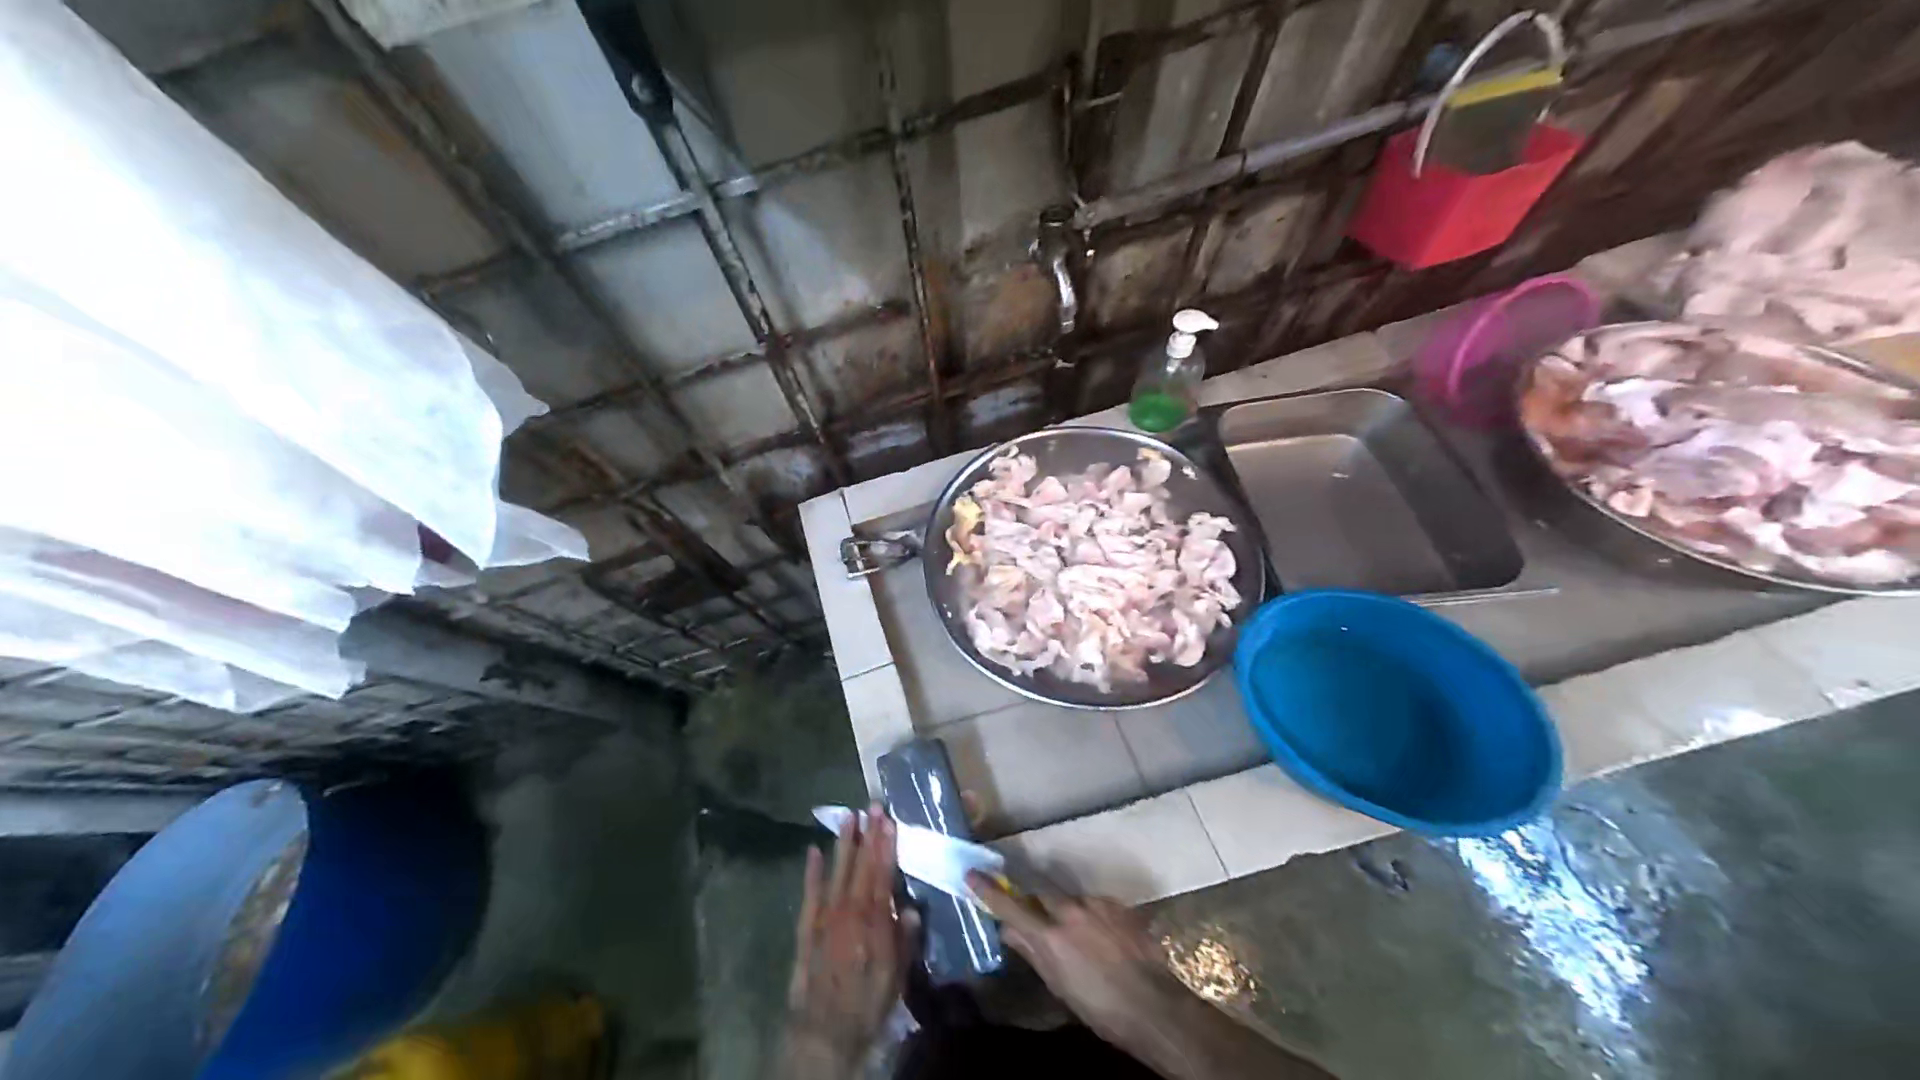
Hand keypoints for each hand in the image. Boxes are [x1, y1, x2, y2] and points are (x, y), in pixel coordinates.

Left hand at [781, 803, 908, 1077]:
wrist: (824, 1030)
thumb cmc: (867, 1003)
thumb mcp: (896, 975)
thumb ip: (904, 939)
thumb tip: (911, 908)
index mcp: (874, 920)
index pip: (882, 873)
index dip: (886, 846)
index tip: (889, 821)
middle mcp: (849, 910)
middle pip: (861, 865)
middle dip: (868, 835)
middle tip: (872, 806)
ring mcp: (825, 915)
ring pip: (837, 870)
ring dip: (844, 843)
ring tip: (849, 816)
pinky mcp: (806, 926)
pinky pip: (810, 891)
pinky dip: (812, 870)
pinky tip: (814, 849)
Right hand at [965, 873, 1185, 1043]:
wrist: (1155, 1007)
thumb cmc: (1101, 1009)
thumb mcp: (1060, 987)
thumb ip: (1033, 953)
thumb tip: (1009, 930)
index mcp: (1050, 936)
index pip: (1011, 906)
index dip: (989, 890)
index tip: (972, 874)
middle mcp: (1070, 911)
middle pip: (1042, 893)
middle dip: (1037, 901)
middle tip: (1041, 919)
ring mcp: (1097, 904)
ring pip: (1072, 899)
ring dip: (1069, 913)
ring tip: (1083, 940)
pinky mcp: (1120, 905)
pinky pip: (1097, 904)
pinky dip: (1093, 917)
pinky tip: (1105, 939)